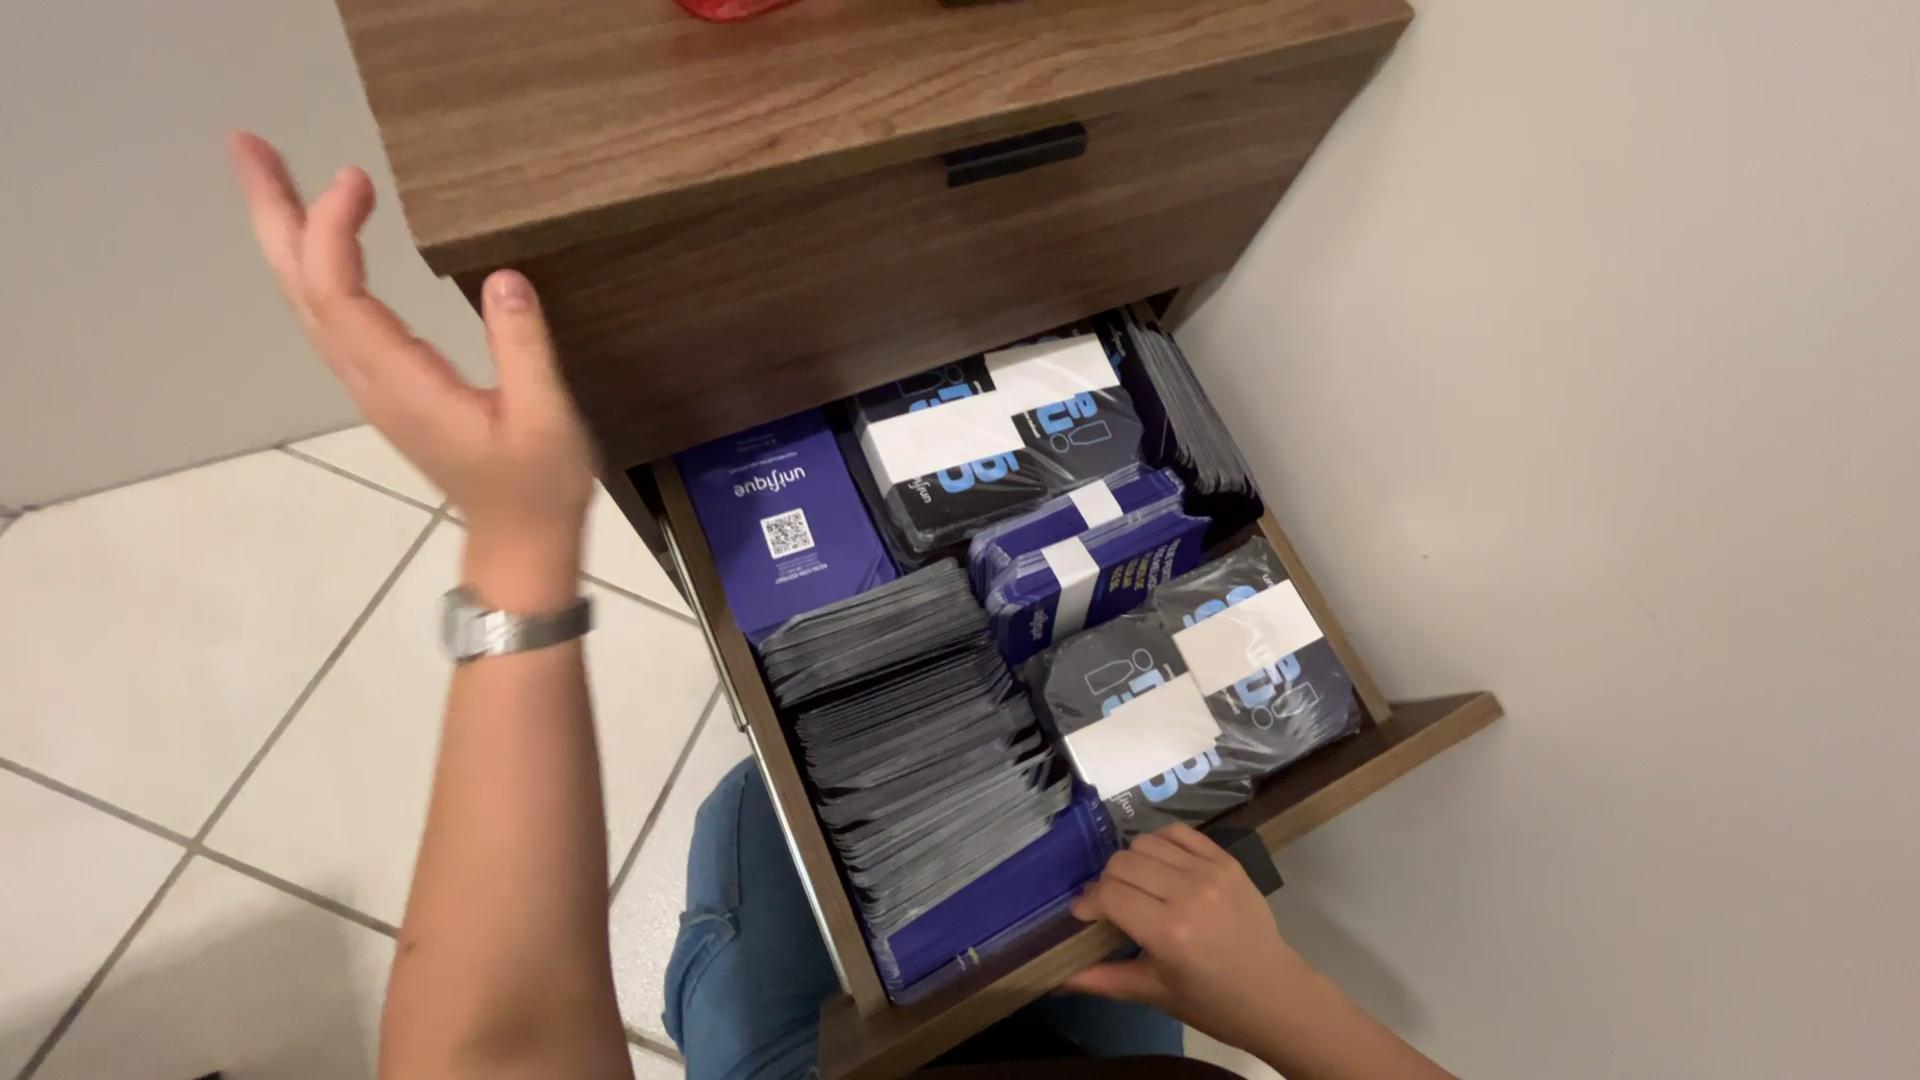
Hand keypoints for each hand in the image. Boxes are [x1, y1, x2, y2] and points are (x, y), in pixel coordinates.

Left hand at [226, 132, 593, 610]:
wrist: (522, 539)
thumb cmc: (539, 485)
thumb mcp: (545, 418)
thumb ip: (524, 349)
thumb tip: (505, 276)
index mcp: (403, 383)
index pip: (340, 291)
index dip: (336, 229)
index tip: (357, 177)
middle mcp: (372, 380)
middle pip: (302, 289)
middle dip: (274, 217)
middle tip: (250, 145)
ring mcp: (377, 389)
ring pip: (311, 305)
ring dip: (291, 241)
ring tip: (280, 183)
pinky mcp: (394, 394)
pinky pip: (335, 323)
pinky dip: (321, 276)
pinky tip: (328, 255)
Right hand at [1063, 824, 1317, 1059]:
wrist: (1277, 996)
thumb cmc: (1214, 1004)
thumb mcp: (1156, 994)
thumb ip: (1104, 978)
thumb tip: (1057, 977)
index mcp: (1170, 932)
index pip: (1109, 894)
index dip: (1088, 902)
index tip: (1084, 915)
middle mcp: (1188, 893)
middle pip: (1123, 862)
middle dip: (1106, 882)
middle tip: (1112, 905)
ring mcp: (1210, 871)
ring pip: (1145, 842)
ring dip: (1132, 861)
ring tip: (1138, 886)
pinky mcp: (1226, 859)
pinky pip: (1177, 833)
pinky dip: (1160, 843)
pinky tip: (1161, 866)